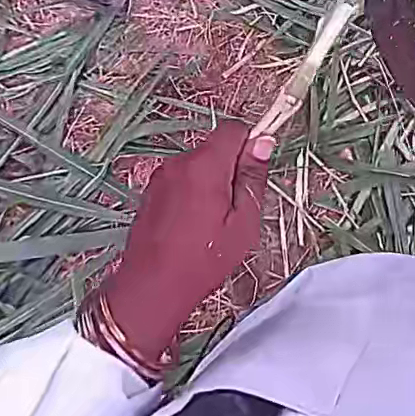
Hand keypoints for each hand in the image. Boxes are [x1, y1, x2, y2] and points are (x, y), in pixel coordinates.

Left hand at [100, 122, 272, 361]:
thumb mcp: (243, 222)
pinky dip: (192, 192)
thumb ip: (252, 178)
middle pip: (215, 147)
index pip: (233, 128)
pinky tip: (193, 225)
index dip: (250, 144)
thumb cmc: (203, 260)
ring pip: (198, 165)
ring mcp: (161, 176)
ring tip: (213, 222)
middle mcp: (179, 162)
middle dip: (230, 168)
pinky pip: (181, 179)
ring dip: (211, 182)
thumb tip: (263, 142)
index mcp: (205, 165)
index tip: (254, 173)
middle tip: (236, 208)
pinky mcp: (151, 191)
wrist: (151, 287)